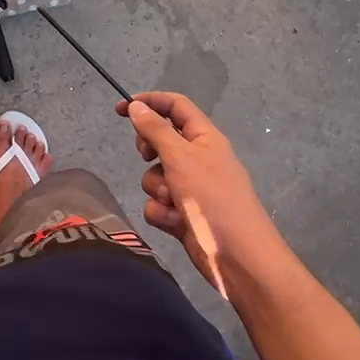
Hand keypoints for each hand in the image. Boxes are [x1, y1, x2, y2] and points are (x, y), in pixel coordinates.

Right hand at [118, 91, 278, 297]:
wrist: (237, 257)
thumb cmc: (212, 198)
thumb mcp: (180, 157)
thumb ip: (155, 129)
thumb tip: (136, 106)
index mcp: (204, 138)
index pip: (175, 106)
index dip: (149, 102)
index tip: (121, 109)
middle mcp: (197, 159)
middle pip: (161, 140)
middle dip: (149, 150)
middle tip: (147, 156)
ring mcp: (190, 188)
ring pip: (155, 175)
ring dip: (157, 187)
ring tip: (172, 201)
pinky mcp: (183, 214)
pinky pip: (157, 203)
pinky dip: (161, 212)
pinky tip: (173, 222)